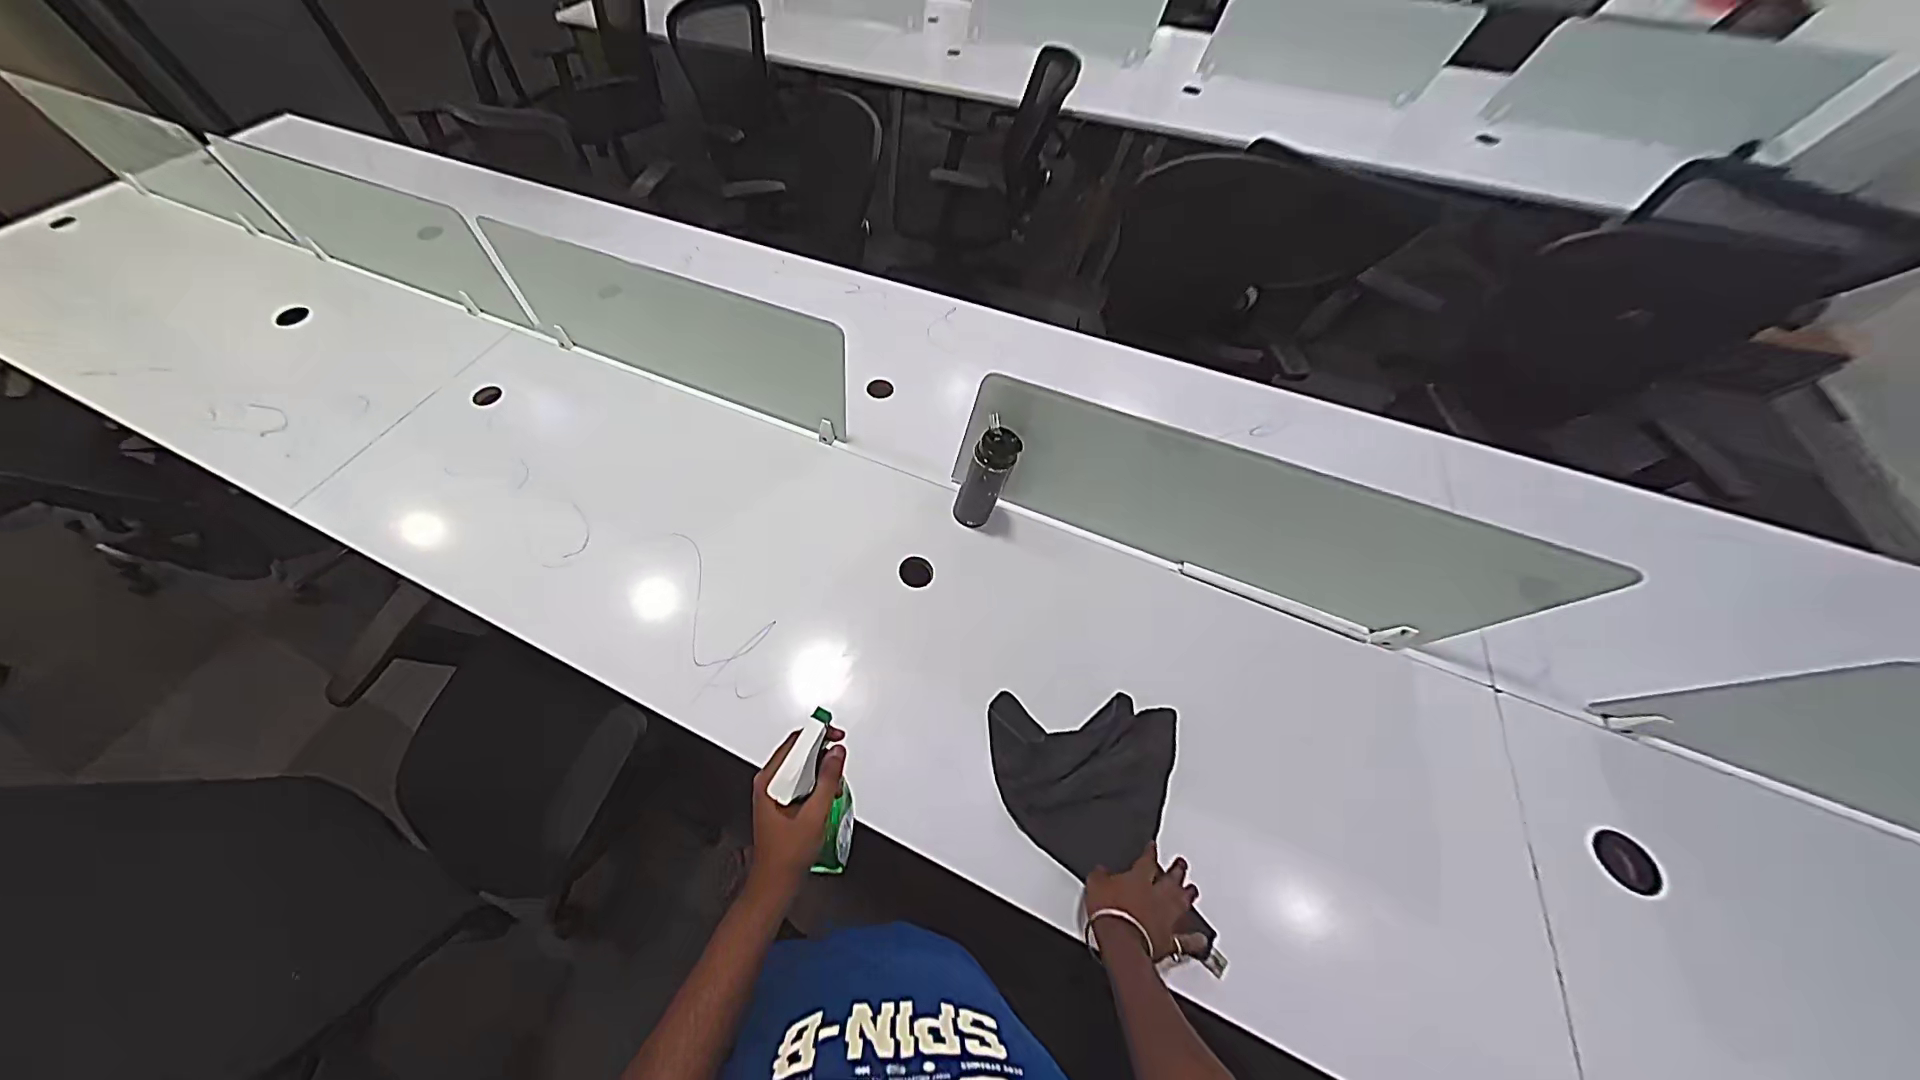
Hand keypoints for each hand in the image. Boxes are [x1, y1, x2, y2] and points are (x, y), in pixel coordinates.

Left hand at [748, 725, 845, 894]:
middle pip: (799, 752)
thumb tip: (836, 753)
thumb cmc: (787, 855)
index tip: (835, 734)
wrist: (775, 883)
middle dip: (823, 754)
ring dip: (822, 771)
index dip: (817, 734)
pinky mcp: (783, 801)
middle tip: (840, 761)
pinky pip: (802, 781)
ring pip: (802, 767)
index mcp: (769, 781)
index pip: (795, 743)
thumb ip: (827, 780)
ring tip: (833, 788)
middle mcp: (769, 783)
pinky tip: (826, 799)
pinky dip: (818, 783)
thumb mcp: (814, 814)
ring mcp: (775, 792)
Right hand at [1085, 843, 1205, 962]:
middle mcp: (1157, 894)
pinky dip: (1195, 940)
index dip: (1150, 851)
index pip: (1148, 859)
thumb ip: (1101, 875)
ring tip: (1192, 889)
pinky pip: (1187, 940)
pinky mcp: (1170, 940)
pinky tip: (1202, 939)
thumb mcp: (1095, 885)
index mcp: (1139, 877)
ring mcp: (1166, 916)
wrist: (1120, 941)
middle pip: (1172, 877)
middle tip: (1181, 863)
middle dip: (1177, 868)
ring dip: (1188, 895)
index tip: (1153, 847)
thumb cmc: (1109, 912)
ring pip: (1182, 902)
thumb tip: (1100, 870)